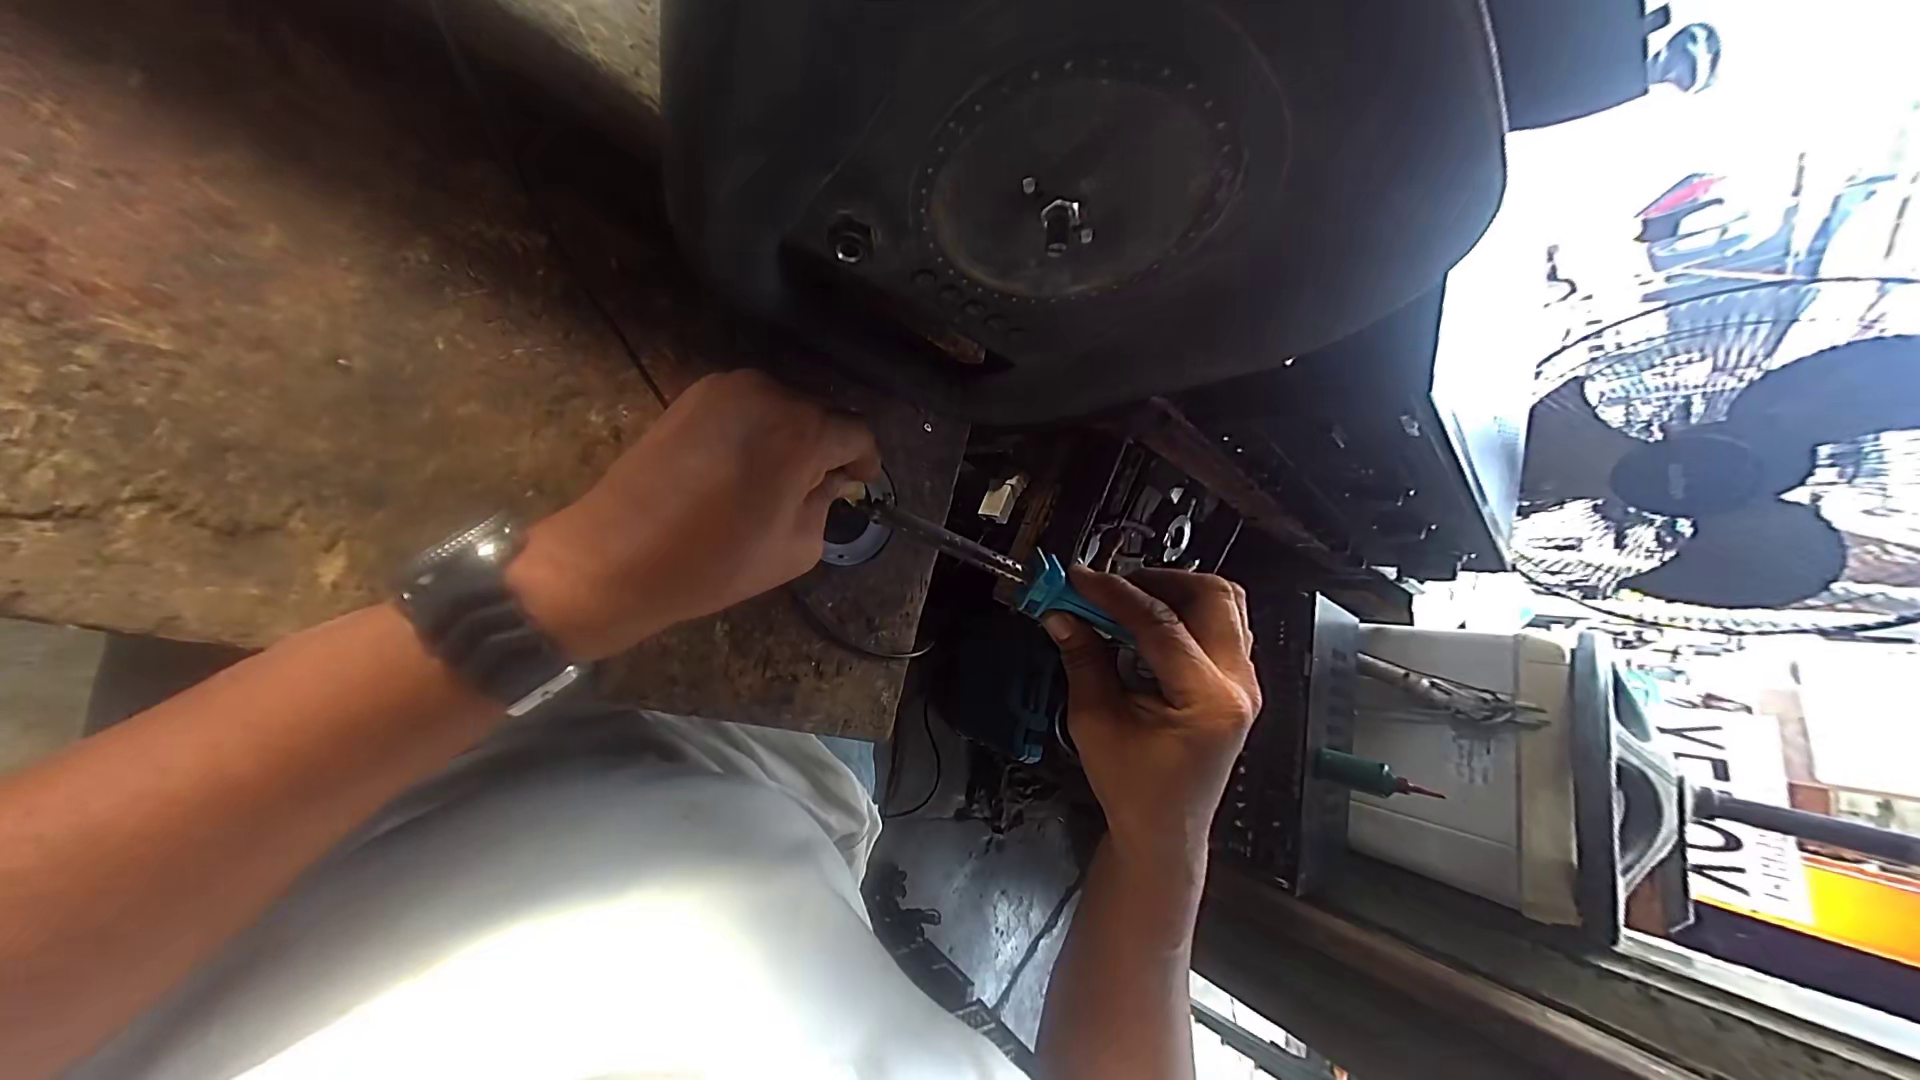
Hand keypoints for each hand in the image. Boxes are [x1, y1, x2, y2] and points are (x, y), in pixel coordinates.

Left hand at [507, 370, 879, 658]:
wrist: (618, 555)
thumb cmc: (717, 561)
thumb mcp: (798, 545)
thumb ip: (827, 502)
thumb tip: (832, 480)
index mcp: (803, 431)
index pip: (856, 432)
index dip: (864, 460)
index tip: (858, 483)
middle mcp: (769, 394)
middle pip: (820, 414)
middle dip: (826, 448)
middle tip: (817, 487)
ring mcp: (725, 388)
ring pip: (782, 407)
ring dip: (791, 436)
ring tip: (776, 479)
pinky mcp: (692, 395)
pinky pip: (746, 407)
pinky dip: (757, 430)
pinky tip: (743, 466)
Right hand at [1043, 567, 1260, 871]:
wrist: (1162, 830)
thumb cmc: (1135, 791)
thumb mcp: (1095, 720)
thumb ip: (1083, 658)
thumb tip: (1064, 615)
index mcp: (1208, 700)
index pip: (1160, 622)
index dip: (1113, 594)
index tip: (1080, 581)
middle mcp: (1237, 686)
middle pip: (1212, 595)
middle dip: (1156, 580)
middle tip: (1110, 586)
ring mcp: (1242, 684)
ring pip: (1222, 605)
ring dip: (1172, 593)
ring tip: (1125, 602)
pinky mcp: (1233, 684)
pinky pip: (1217, 626)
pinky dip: (1180, 613)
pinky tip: (1144, 626)